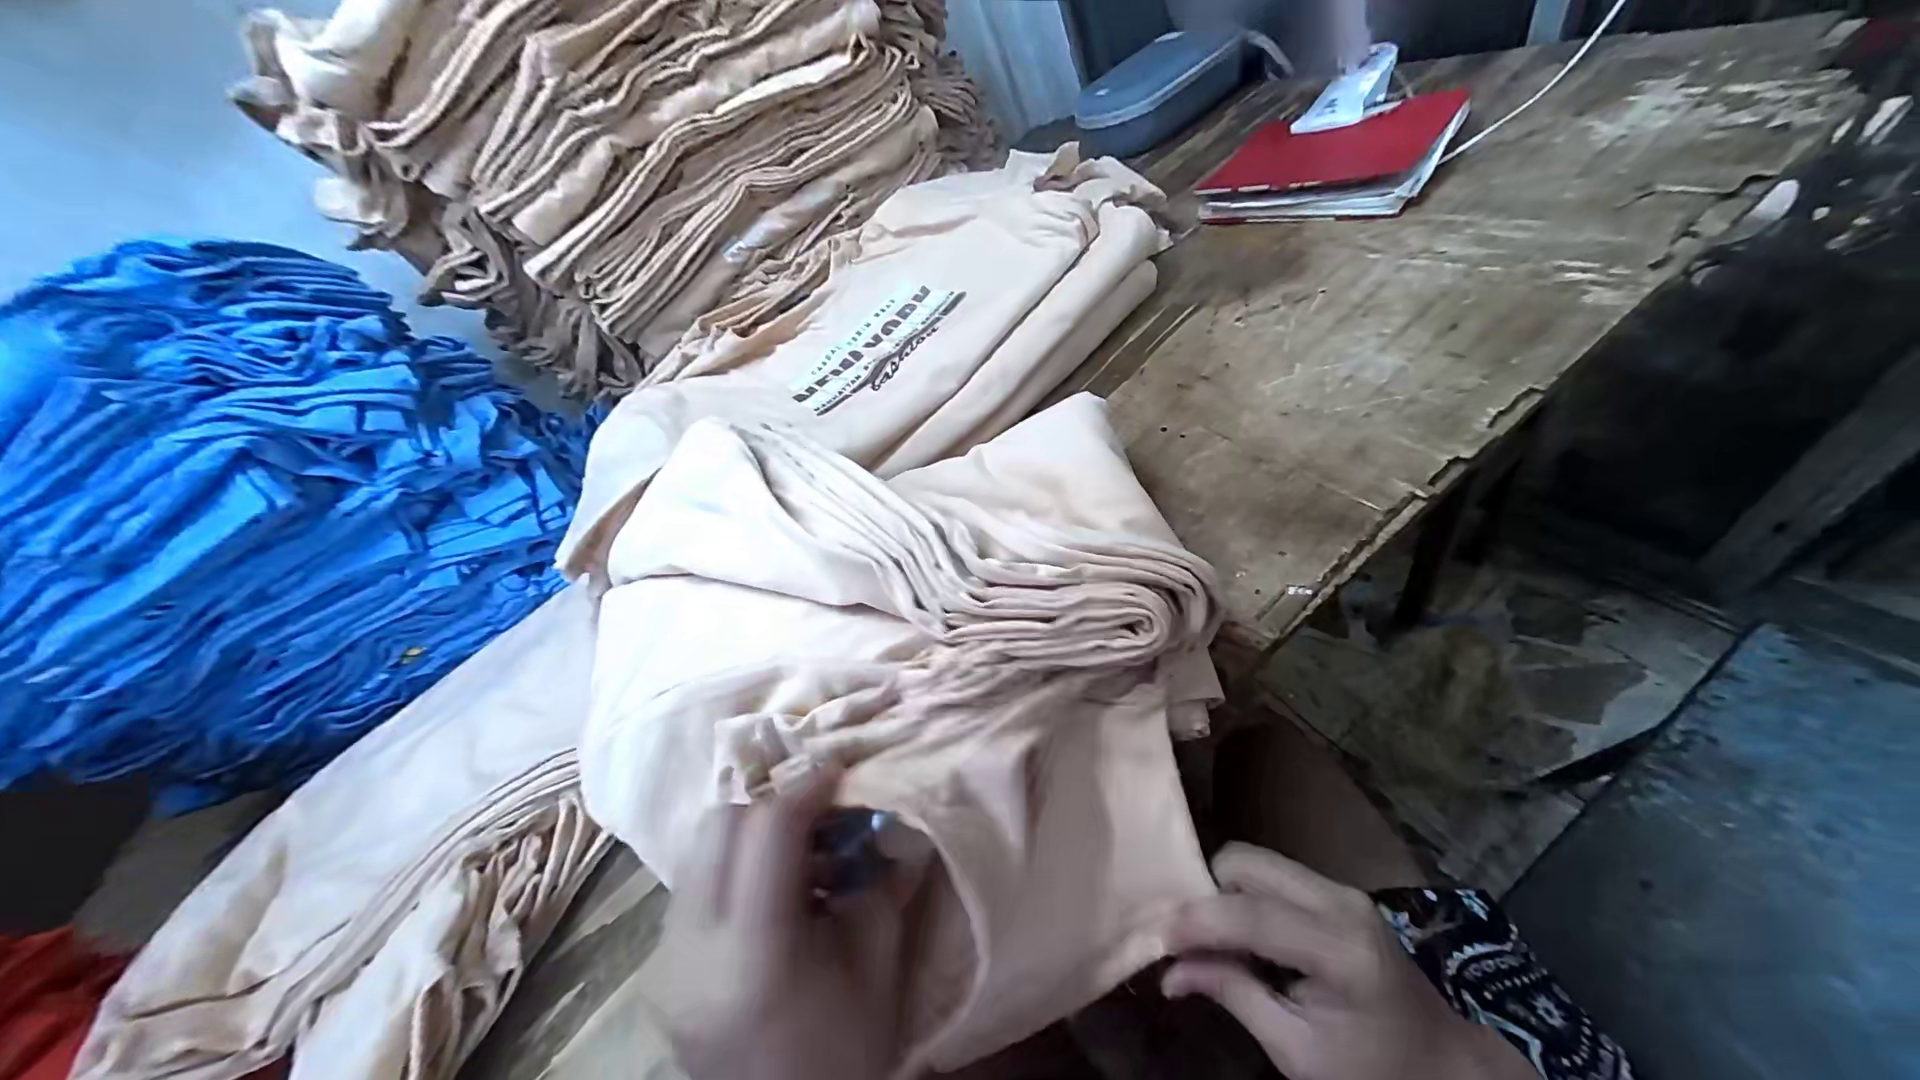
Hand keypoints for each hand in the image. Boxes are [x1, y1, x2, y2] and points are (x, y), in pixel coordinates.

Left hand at [653, 763, 920, 1079]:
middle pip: (719, 826)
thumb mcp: (877, 962)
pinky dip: (735, 862)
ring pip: (700, 848)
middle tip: (817, 806)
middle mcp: (690, 951)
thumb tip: (879, 814)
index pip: (766, 832)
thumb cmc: (845, 1051)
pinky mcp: (658, 965)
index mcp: (753, 956)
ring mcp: (664, 959)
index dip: (804, 787)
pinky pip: (696, 880)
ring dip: (752, 829)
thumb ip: (878, 879)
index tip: (836, 768)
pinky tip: (774, 887)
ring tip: (800, 848)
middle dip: (772, 801)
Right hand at [1159, 843, 1534, 1079]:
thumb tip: (1168, 972)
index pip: (1251, 915)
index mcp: (1342, 950)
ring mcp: (1341, 890)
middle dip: (1208, 894)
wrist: (1449, 1066)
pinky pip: (1270, 873)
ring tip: (1217, 940)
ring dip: (1223, 891)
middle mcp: (1341, 902)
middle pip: (1245, 864)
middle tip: (1192, 940)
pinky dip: (1244, 894)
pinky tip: (1245, 934)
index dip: (1197, 921)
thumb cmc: (1375, 1072)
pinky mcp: (1336, 890)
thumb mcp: (1298, 1052)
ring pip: (1253, 861)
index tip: (1158, 938)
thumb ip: (1232, 995)